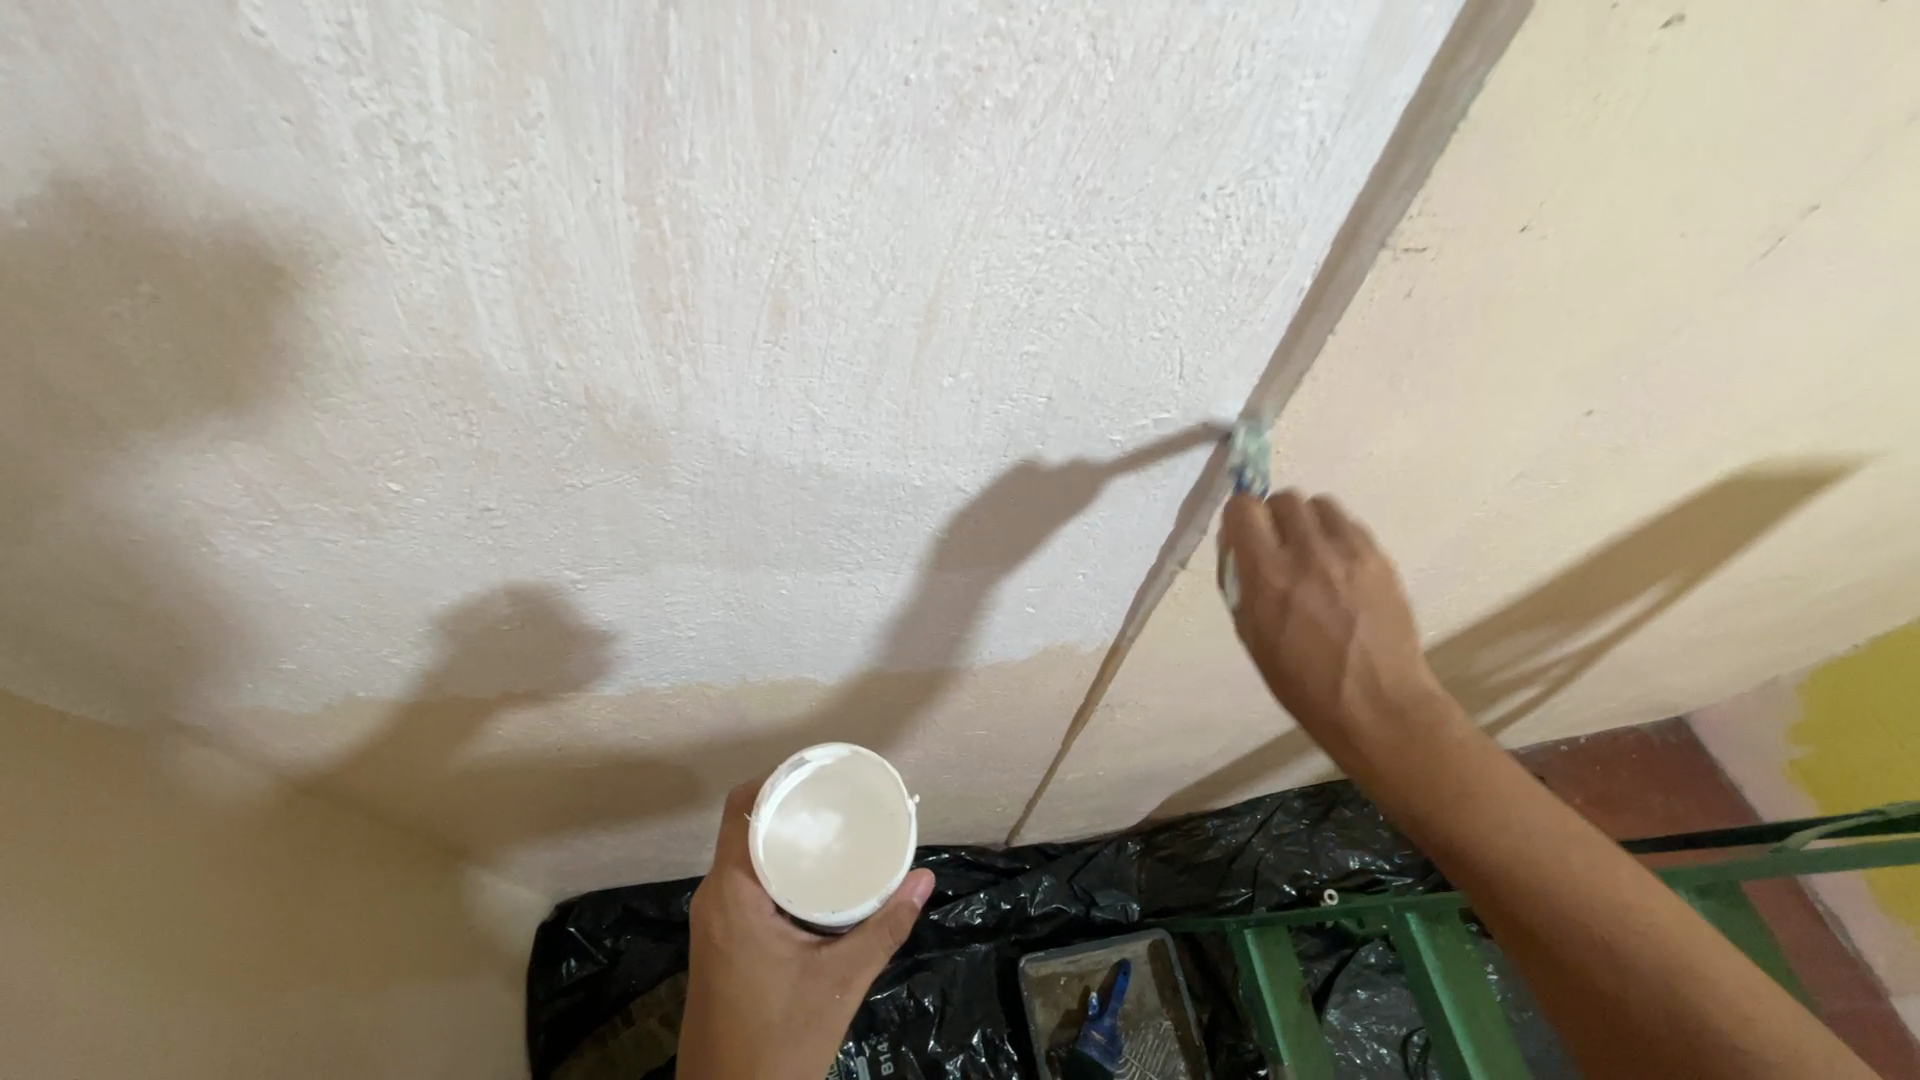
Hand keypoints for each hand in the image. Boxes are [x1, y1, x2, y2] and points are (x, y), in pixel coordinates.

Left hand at [677, 779, 935, 1079]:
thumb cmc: (779, 1042)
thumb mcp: (841, 981)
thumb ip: (885, 926)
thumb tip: (925, 878)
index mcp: (732, 895)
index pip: (743, 808)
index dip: (778, 777)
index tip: (821, 769)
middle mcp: (714, 898)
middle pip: (745, 825)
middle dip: (791, 804)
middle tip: (840, 795)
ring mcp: (713, 921)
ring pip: (745, 854)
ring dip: (784, 835)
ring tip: (834, 825)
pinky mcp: (720, 940)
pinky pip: (746, 881)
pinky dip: (777, 865)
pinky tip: (815, 872)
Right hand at [1219, 490, 1445, 761]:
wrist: (1375, 704)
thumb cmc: (1301, 681)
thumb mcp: (1251, 635)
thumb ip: (1240, 583)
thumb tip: (1237, 546)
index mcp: (1267, 577)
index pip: (1242, 509)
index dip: (1238, 517)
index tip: (1242, 534)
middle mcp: (1307, 554)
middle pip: (1283, 498)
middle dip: (1273, 516)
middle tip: (1277, 544)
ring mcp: (1349, 552)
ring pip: (1319, 504)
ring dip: (1307, 521)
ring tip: (1311, 551)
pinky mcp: (1379, 558)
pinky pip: (1349, 524)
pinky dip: (1336, 535)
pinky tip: (1338, 566)